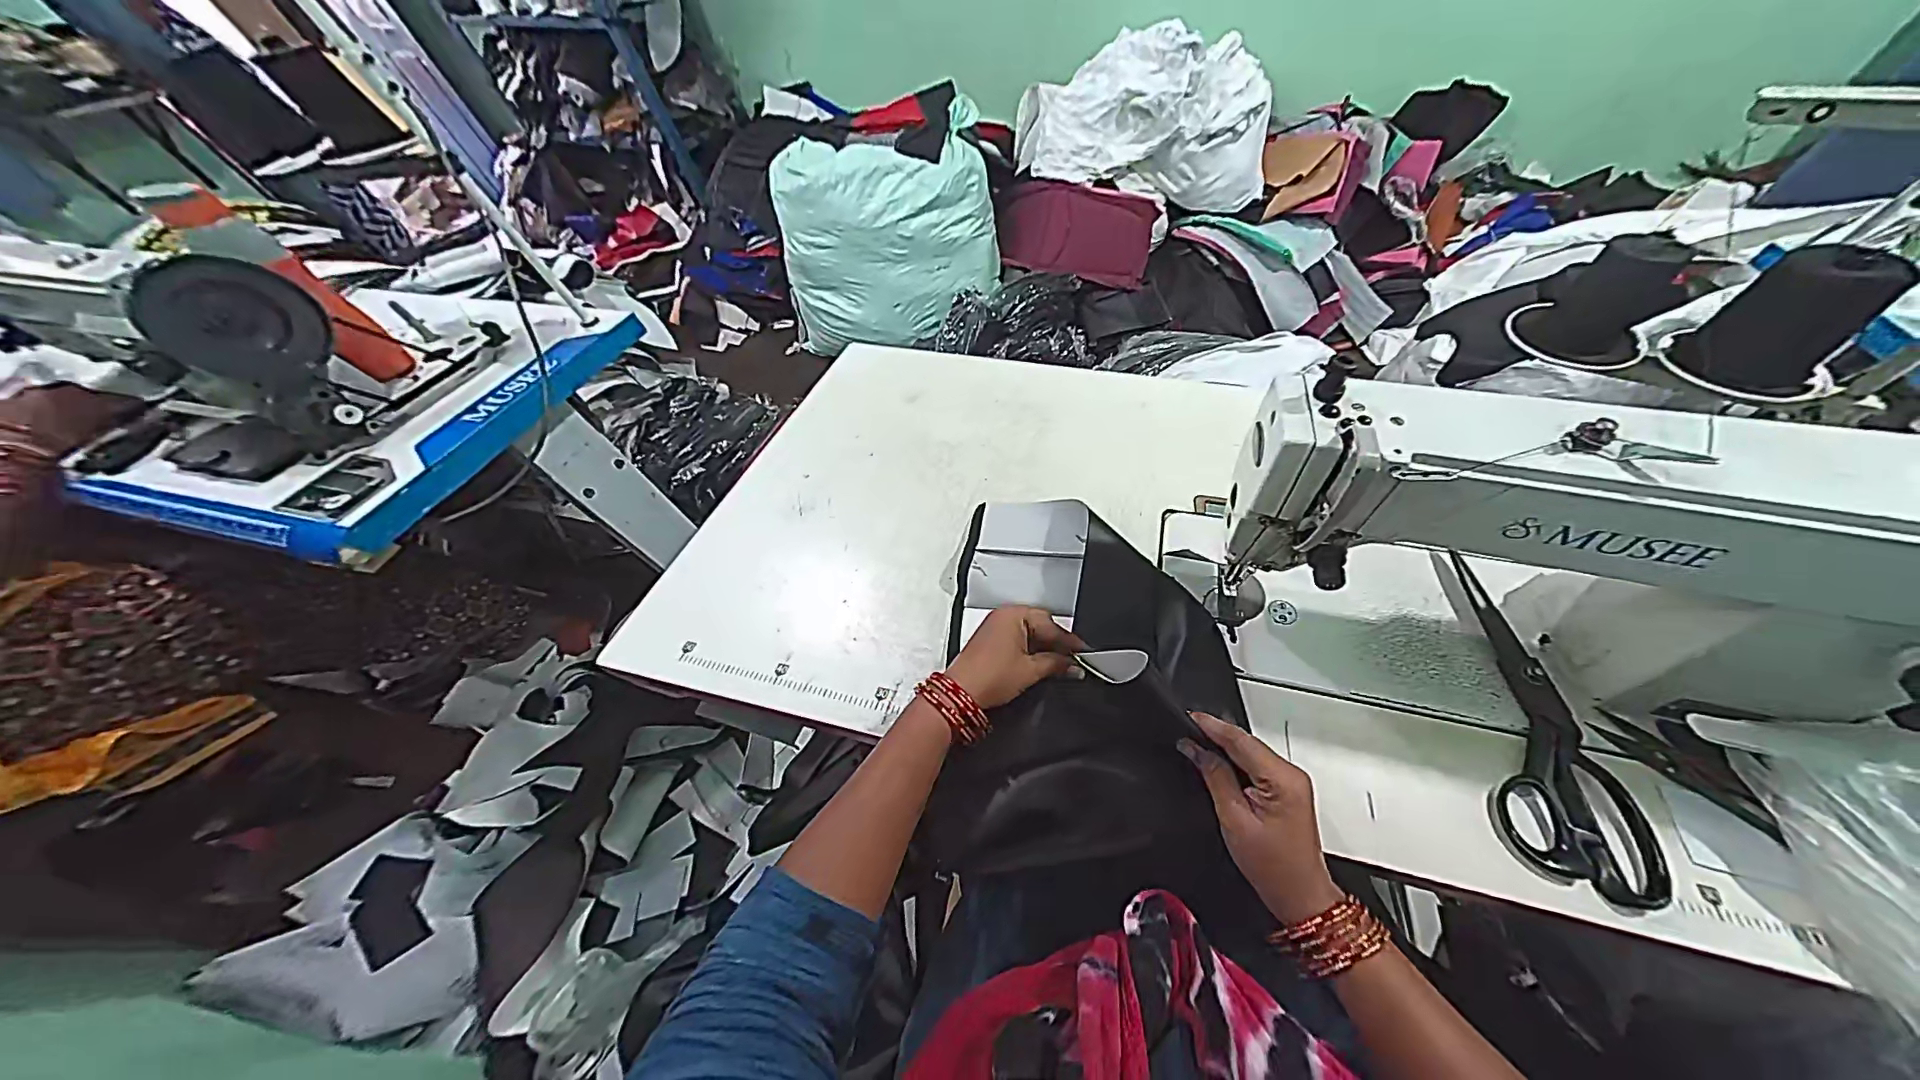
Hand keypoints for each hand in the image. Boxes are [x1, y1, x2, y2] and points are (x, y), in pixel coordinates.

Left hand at [943, 605, 1086, 709]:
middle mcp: (1003, 616)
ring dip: (1044, 649)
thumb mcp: (1031, 670)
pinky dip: (1031, 652)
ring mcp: (996, 628)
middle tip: (1073, 661)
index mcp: (1014, 614)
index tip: (1083, 653)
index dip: (1069, 641)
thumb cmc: (986, 677)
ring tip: (1059, 666)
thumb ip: (1056, 664)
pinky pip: (1018, 640)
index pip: (1051, 624)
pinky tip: (1041, 665)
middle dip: (1057, 644)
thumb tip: (1072, 664)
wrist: (961, 693)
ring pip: (1030, 634)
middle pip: (1041, 626)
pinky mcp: (992, 641)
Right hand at [1180, 711, 1341, 923]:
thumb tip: (1197, 750)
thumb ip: (1215, 777)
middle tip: (1187, 730)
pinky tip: (1218, 763)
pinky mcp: (1287, 790)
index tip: (1190, 717)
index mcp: (1283, 780)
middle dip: (1216, 735)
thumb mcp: (1234, 820)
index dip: (1212, 726)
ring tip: (1197, 744)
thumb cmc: (1274, 868)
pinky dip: (1235, 761)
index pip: (1241, 740)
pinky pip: (1257, 765)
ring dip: (1225, 748)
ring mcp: (1292, 782)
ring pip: (1251, 753)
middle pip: (1247, 743)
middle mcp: (1292, 776)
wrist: (1300, 896)